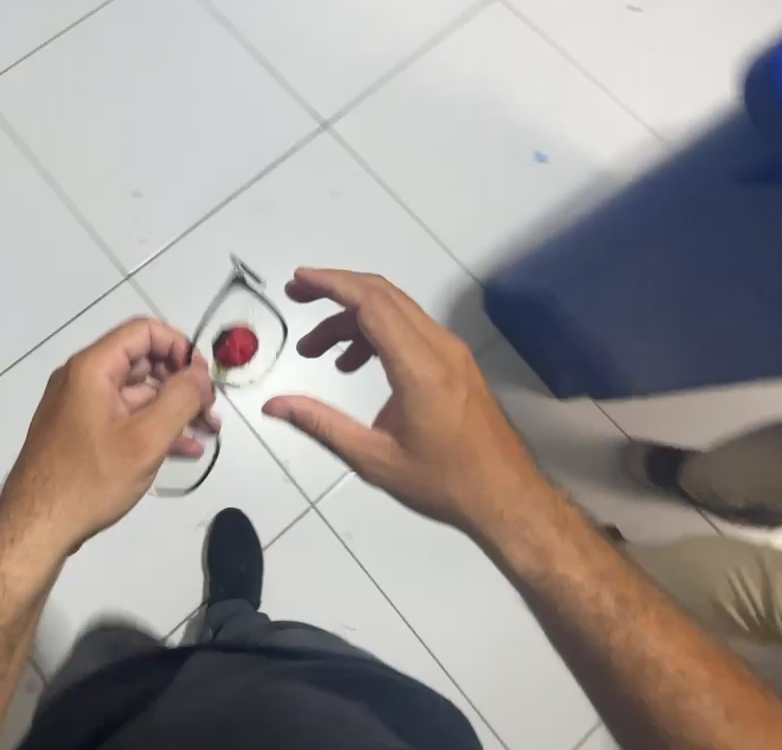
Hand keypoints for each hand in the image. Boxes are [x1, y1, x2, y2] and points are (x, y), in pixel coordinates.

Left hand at [0, 318, 215, 558]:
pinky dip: (152, 425)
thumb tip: (200, 374)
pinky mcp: (81, 431)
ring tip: (206, 431)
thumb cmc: (90, 479)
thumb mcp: (145, 440)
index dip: (179, 346)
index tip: (203, 377)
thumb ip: (180, 399)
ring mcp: (80, 405)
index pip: (143, 331)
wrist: (35, 527)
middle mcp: (83, 377)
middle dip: (181, 381)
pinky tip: (183, 448)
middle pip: (141, 360)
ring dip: (172, 407)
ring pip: (136, 392)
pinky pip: (124, 415)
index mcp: (92, 367)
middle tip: (209, 409)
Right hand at [261, 268, 553, 539]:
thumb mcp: (374, 459)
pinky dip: (373, 331)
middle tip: (295, 295)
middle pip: (382, 294)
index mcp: (419, 367)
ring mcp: (451, 351)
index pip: (372, 304)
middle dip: (335, 288)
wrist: (509, 499)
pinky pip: (408, 327)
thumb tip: (272, 405)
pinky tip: (352, 363)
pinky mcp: (455, 360)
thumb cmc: (443, 483)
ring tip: (314, 350)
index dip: (332, 284)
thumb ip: (320, 424)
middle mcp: (439, 347)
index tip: (299, 281)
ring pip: (394, 309)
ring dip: (350, 317)